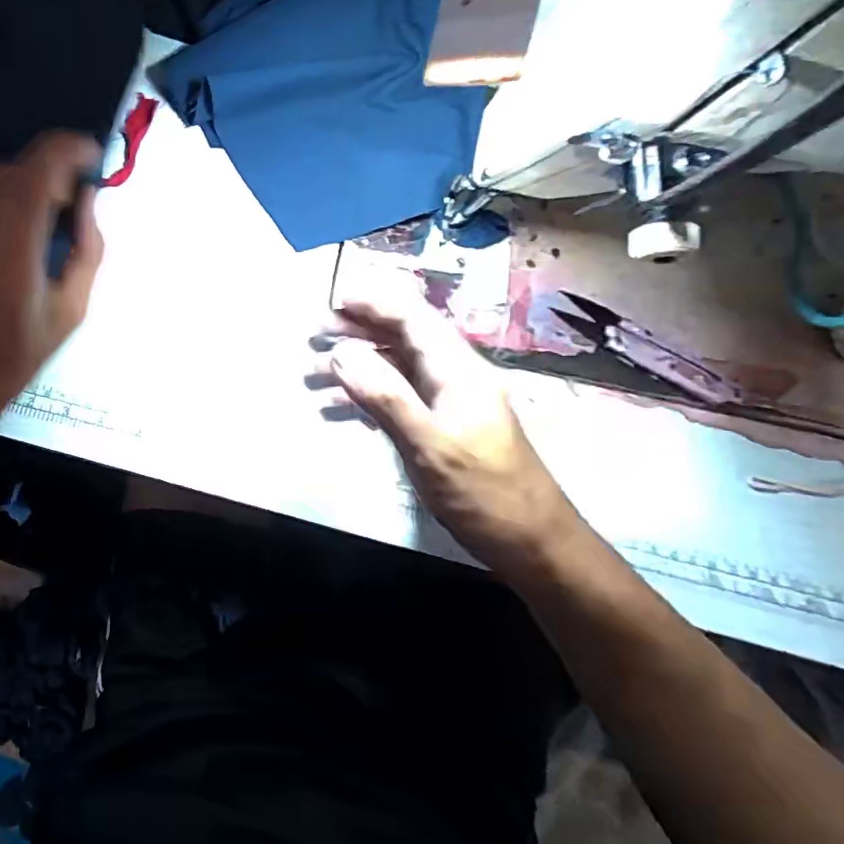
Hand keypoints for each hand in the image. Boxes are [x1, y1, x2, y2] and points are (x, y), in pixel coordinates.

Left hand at [0, 131, 104, 440]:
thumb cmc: (14, 361)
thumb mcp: (69, 314)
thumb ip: (85, 253)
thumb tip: (87, 203)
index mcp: (9, 267)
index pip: (30, 183)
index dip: (62, 154)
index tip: (90, 152)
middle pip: (9, 173)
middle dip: (49, 166)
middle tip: (77, 187)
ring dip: (25, 178)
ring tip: (52, 203)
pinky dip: (3, 194)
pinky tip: (20, 221)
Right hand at [317, 285, 587, 574]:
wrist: (531, 541)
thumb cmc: (484, 492)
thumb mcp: (429, 445)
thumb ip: (385, 396)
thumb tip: (341, 352)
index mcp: (457, 369)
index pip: (413, 318)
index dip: (373, 304)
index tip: (332, 302)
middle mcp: (454, 375)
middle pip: (403, 337)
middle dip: (358, 330)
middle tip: (315, 335)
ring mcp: (450, 402)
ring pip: (397, 368)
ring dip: (357, 366)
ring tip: (313, 373)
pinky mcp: (444, 426)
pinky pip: (400, 398)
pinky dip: (368, 397)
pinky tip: (337, 408)